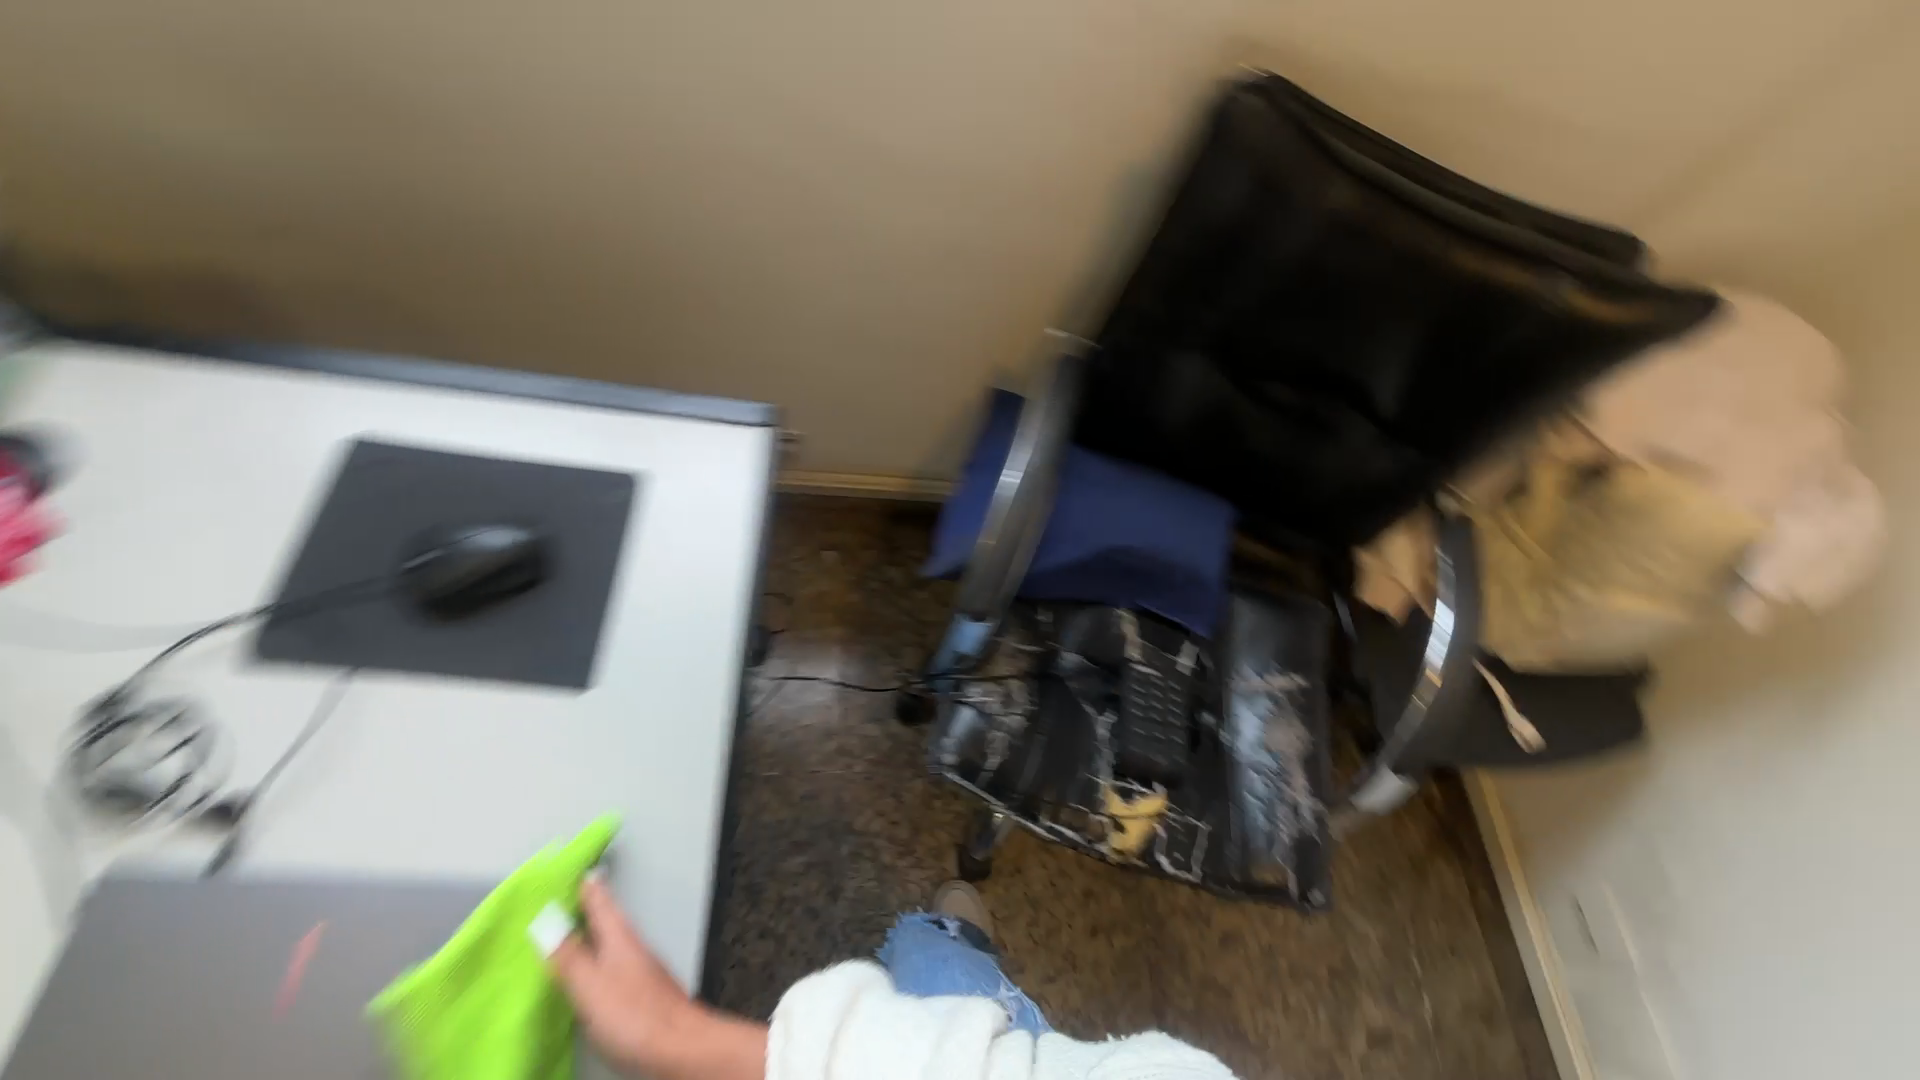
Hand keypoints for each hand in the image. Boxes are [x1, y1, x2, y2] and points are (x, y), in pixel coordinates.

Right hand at [549, 879, 766, 1079]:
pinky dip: (595, 964)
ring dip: (589, 937)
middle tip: (562, 900)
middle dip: (586, 910)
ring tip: (567, 936)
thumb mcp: (592, 986)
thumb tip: (546, 922)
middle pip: (606, 921)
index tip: (572, 869)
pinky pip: (612, 968)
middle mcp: (632, 948)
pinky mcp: (641, 996)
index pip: (601, 902)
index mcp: (620, 939)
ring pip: (609, 944)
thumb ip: (569, 957)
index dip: (587, 886)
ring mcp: (640, 972)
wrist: (680, 1049)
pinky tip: (587, 978)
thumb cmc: (634, 1017)